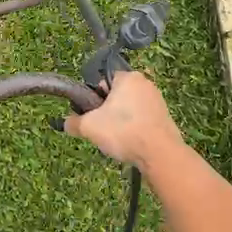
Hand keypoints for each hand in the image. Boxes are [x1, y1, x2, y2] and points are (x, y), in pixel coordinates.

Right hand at [64, 71, 184, 170]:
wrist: (159, 153)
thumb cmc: (123, 131)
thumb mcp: (89, 127)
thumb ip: (73, 123)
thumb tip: (66, 123)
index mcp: (128, 77)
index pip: (103, 81)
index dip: (93, 98)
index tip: (91, 115)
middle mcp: (145, 83)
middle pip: (117, 95)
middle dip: (107, 111)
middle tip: (102, 129)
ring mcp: (158, 99)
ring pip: (129, 108)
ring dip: (120, 120)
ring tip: (117, 139)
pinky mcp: (165, 116)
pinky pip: (142, 118)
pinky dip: (134, 128)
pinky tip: (131, 142)